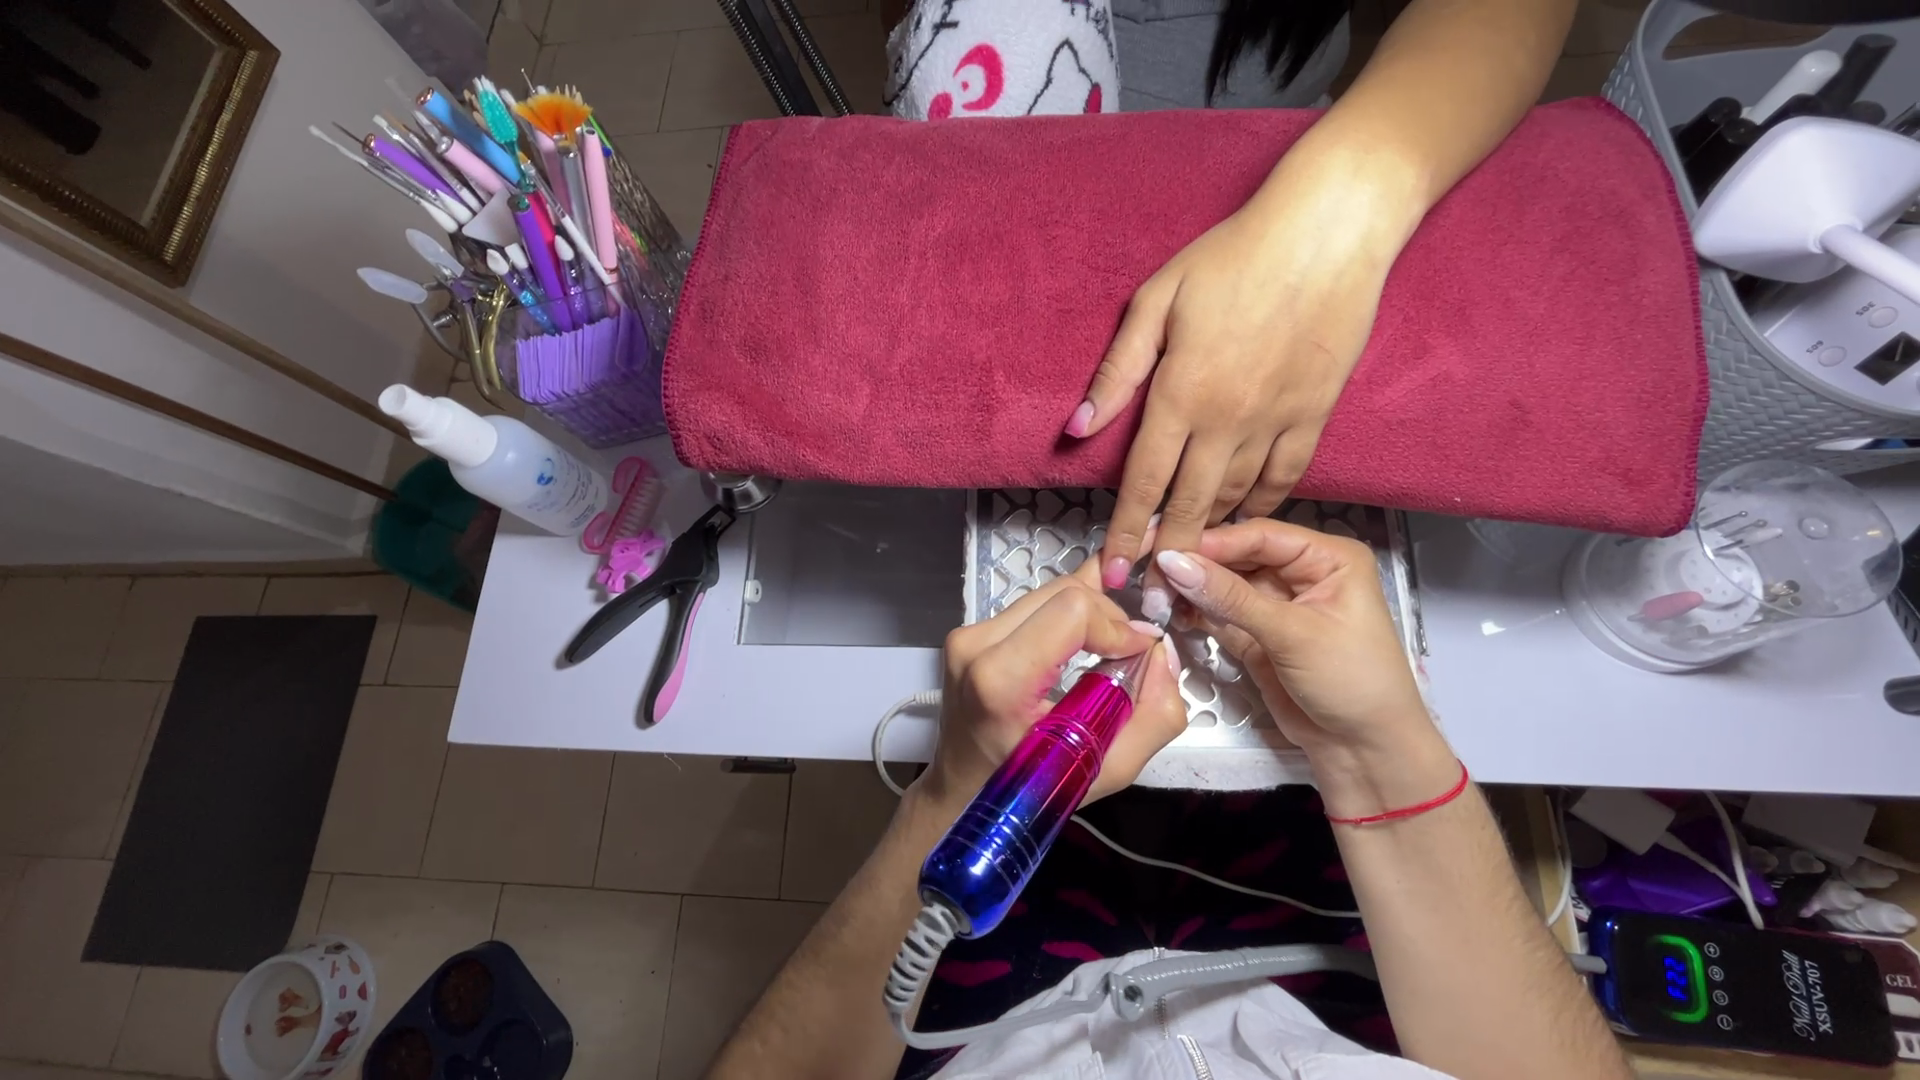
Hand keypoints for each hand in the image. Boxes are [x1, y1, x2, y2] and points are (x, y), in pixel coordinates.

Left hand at [916, 560, 1186, 814]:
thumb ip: (1153, 716)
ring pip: (1049, 592)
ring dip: (1090, 616)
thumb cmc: (1029, 794)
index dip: (1118, 627)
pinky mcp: (968, 632)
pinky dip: (1066, 619)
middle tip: (1131, 655)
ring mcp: (967, 634)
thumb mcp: (1107, 770)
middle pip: (1063, 593)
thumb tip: (1165, 654)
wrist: (961, 795)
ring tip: (1109, 653)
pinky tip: (1082, 645)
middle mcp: (975, 645)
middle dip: (1110, 618)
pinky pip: (1032, 605)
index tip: (1140, 656)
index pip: (1073, 611)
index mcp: (999, 679)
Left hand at [1072, 176, 1405, 626]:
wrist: (1329, 231)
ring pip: (1235, 498)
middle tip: (1153, 598)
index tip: (1113, 572)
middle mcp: (1226, 421)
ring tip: (1192, 571)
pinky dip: (1260, 507)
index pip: (1144, 482)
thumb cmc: (1231, 258)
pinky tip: (1243, 525)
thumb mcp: (1156, 301)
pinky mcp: (1314, 416)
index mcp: (1181, 394)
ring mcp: (1275, 422)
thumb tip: (1079, 428)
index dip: (1125, 532)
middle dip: (1167, 557)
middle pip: (1189, 505)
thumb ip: (1118, 372)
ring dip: (1209, 536)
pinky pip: (1284, 478)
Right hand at [1153, 520, 1453, 816]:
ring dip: (1190, 588)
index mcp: (1326, 557)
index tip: (1165, 547)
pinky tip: (1168, 611)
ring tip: (1152, 591)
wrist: (1363, 750)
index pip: (1259, 536)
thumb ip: (1231, 597)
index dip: (1212, 541)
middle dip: (1195, 564)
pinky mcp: (1254, 632)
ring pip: (1222, 583)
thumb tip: (1174, 562)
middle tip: (1149, 569)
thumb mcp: (1293, 634)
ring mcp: (1274, 602)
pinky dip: (1194, 611)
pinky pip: (1218, 612)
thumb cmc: (1350, 681)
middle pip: (1236, 555)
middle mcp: (1300, 571)